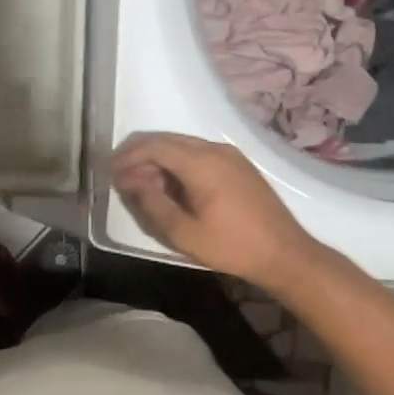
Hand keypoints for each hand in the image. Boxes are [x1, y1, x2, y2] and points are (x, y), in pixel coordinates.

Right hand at [111, 132, 321, 291]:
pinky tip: (169, 186)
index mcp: (201, 163)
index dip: (128, 156)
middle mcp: (215, 150)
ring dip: (158, 160)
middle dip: (140, 155)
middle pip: (167, 140)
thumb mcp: (183, 232)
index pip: (155, 146)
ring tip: (141, 185)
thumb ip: (152, 202)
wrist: (284, 254)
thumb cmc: (230, 246)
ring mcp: (230, 156)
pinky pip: (198, 154)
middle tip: (120, 178)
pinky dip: (177, 164)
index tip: (109, 171)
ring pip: (182, 146)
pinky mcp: (238, 166)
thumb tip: (129, 180)